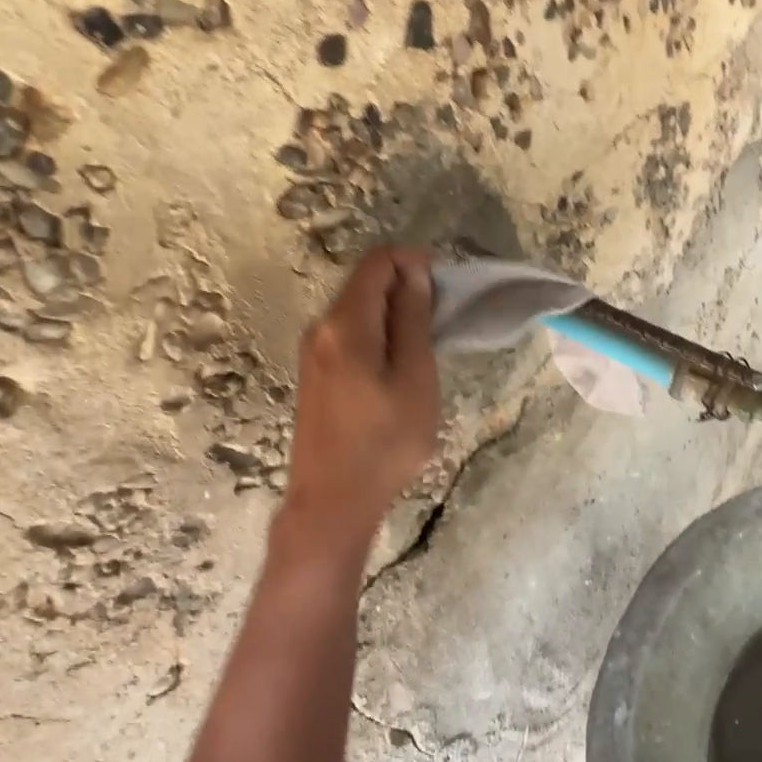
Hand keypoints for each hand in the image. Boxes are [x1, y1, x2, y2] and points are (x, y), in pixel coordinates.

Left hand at [279, 247, 440, 560]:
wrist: (333, 500)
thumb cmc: (386, 441)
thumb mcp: (415, 379)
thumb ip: (414, 321)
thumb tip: (415, 272)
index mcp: (346, 324)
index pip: (378, 262)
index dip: (415, 261)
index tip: (448, 286)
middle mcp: (321, 328)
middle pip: (365, 283)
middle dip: (407, 286)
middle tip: (446, 319)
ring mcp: (314, 351)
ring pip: (359, 308)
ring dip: (396, 312)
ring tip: (430, 344)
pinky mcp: (317, 373)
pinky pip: (352, 332)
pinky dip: (381, 333)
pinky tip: (403, 365)